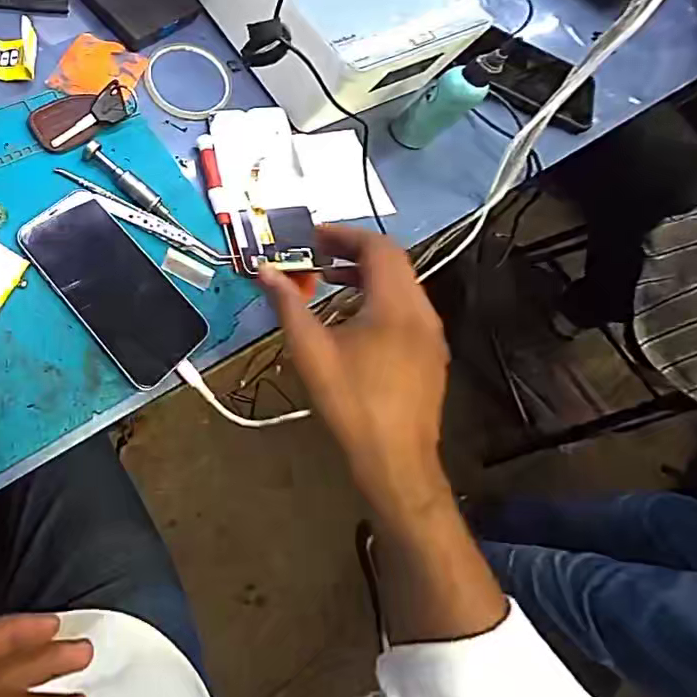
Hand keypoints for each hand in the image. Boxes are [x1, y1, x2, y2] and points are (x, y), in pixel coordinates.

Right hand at [256, 226, 450, 518]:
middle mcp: (421, 312)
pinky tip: (350, 314)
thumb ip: (288, 304)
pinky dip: (377, 294)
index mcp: (396, 306)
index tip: (312, 237)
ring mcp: (431, 333)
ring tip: (327, 278)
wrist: (395, 462)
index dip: (343, 235)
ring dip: (365, 272)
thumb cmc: (351, 402)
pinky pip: (405, 306)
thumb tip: (265, 271)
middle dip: (352, 250)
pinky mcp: (430, 352)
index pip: (377, 248)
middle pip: (392, 261)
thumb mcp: (310, 350)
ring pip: (401, 283)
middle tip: (315, 252)